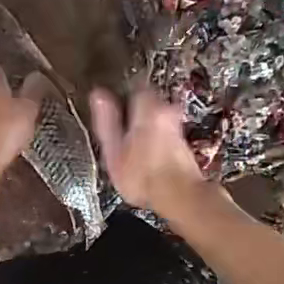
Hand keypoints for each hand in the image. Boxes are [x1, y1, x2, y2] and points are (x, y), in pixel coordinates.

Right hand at [89, 86, 216, 216]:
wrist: (181, 197)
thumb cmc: (142, 177)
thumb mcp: (114, 151)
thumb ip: (107, 121)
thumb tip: (98, 95)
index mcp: (148, 109)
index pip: (136, 86)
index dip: (124, 92)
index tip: (114, 101)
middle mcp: (167, 113)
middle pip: (150, 100)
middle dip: (137, 109)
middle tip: (122, 123)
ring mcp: (178, 128)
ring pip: (160, 117)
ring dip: (148, 125)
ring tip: (133, 143)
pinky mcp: (185, 145)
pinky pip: (167, 133)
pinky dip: (158, 139)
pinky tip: (149, 156)